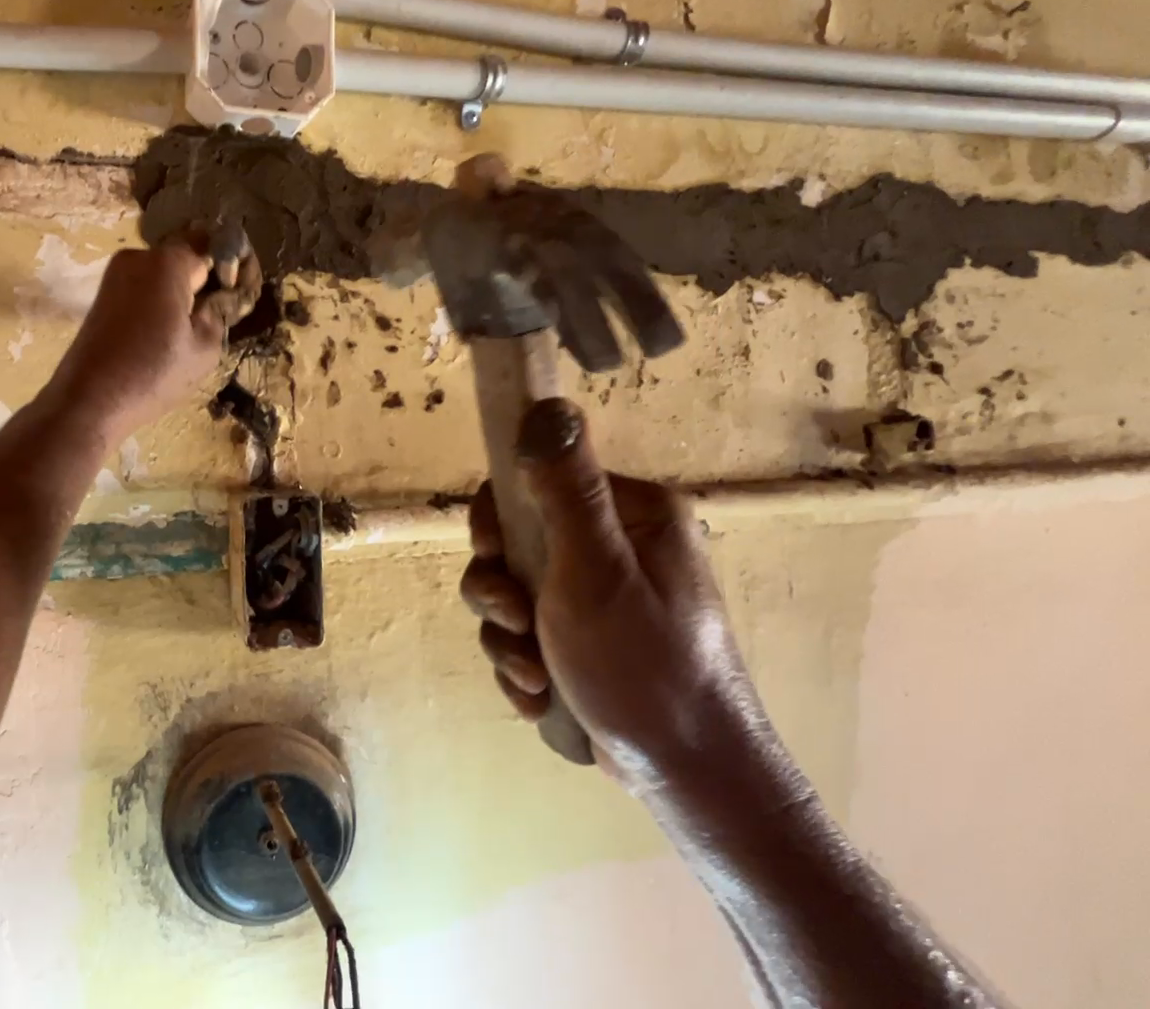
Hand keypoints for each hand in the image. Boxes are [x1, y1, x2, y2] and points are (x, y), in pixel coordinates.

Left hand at [43, 239, 259, 437]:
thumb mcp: (204, 349)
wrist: (89, 400)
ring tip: (189, 330)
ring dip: (179, 294)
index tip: (238, 294)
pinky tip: (163, 333)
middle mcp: (138, 257)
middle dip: (203, 281)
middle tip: (217, 315)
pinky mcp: (104, 295)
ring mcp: (116, 274)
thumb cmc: (151, 374)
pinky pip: (143, 289)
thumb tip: (215, 301)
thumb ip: (218, 315)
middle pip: (185, 258)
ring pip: (163, 275)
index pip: (212, 245)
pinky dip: (158, 303)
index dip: (231, 266)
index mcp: (167, 262)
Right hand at [459, 398, 766, 788]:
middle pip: (513, 545)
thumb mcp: (594, 573)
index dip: (497, 524)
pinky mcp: (587, 639)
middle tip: (516, 629)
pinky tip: (543, 696)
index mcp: (630, 513)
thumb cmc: (643, 666)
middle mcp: (617, 544)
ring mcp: (601, 595)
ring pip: (512, 597)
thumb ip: (564, 491)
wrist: (686, 774)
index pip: (531, 483)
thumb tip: (545, 405)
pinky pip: (526, 636)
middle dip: (500, 597)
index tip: (494, 561)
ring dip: (509, 642)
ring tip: (536, 679)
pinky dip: (524, 667)